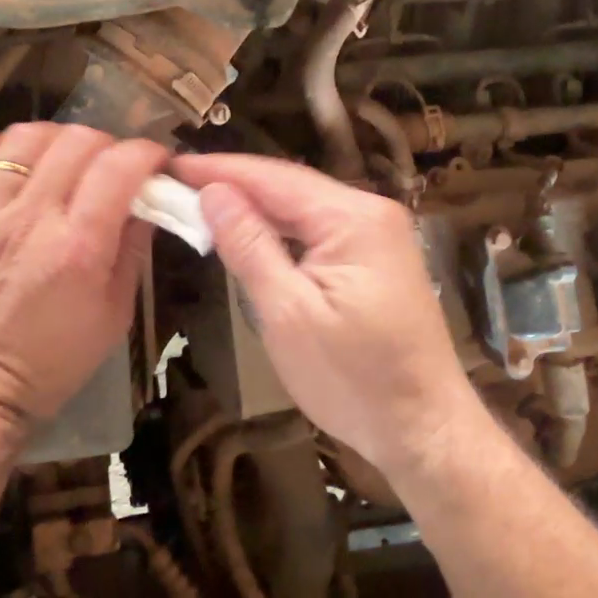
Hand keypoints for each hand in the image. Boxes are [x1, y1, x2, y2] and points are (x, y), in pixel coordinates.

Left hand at [0, 123, 169, 435]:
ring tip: (62, 161)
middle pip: (75, 142)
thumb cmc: (52, 364)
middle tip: (111, 168)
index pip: (119, 166)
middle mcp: (30, 220)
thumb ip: (132, 250)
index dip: (147, 153)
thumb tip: (147, 201)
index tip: (156, 163)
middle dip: (107, 144)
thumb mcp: (114, 316)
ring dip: (54, 140)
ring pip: (22, 140)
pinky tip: (7, 160)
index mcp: (77, 247)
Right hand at [170, 154, 479, 475]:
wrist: (426, 432)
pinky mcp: (377, 258)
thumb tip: (212, 193)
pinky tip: (252, 233)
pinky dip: (281, 229)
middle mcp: (371, 211)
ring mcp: (378, 234)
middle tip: (178, 185)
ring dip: (255, 206)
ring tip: (202, 203)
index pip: (274, 177)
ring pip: (303, 207)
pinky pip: (318, 229)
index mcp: (354, 217)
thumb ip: (249, 246)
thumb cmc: (355, 380)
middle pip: (290, 186)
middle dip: (234, 184)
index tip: (172, 165)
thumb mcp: (288, 315)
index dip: (219, 170)